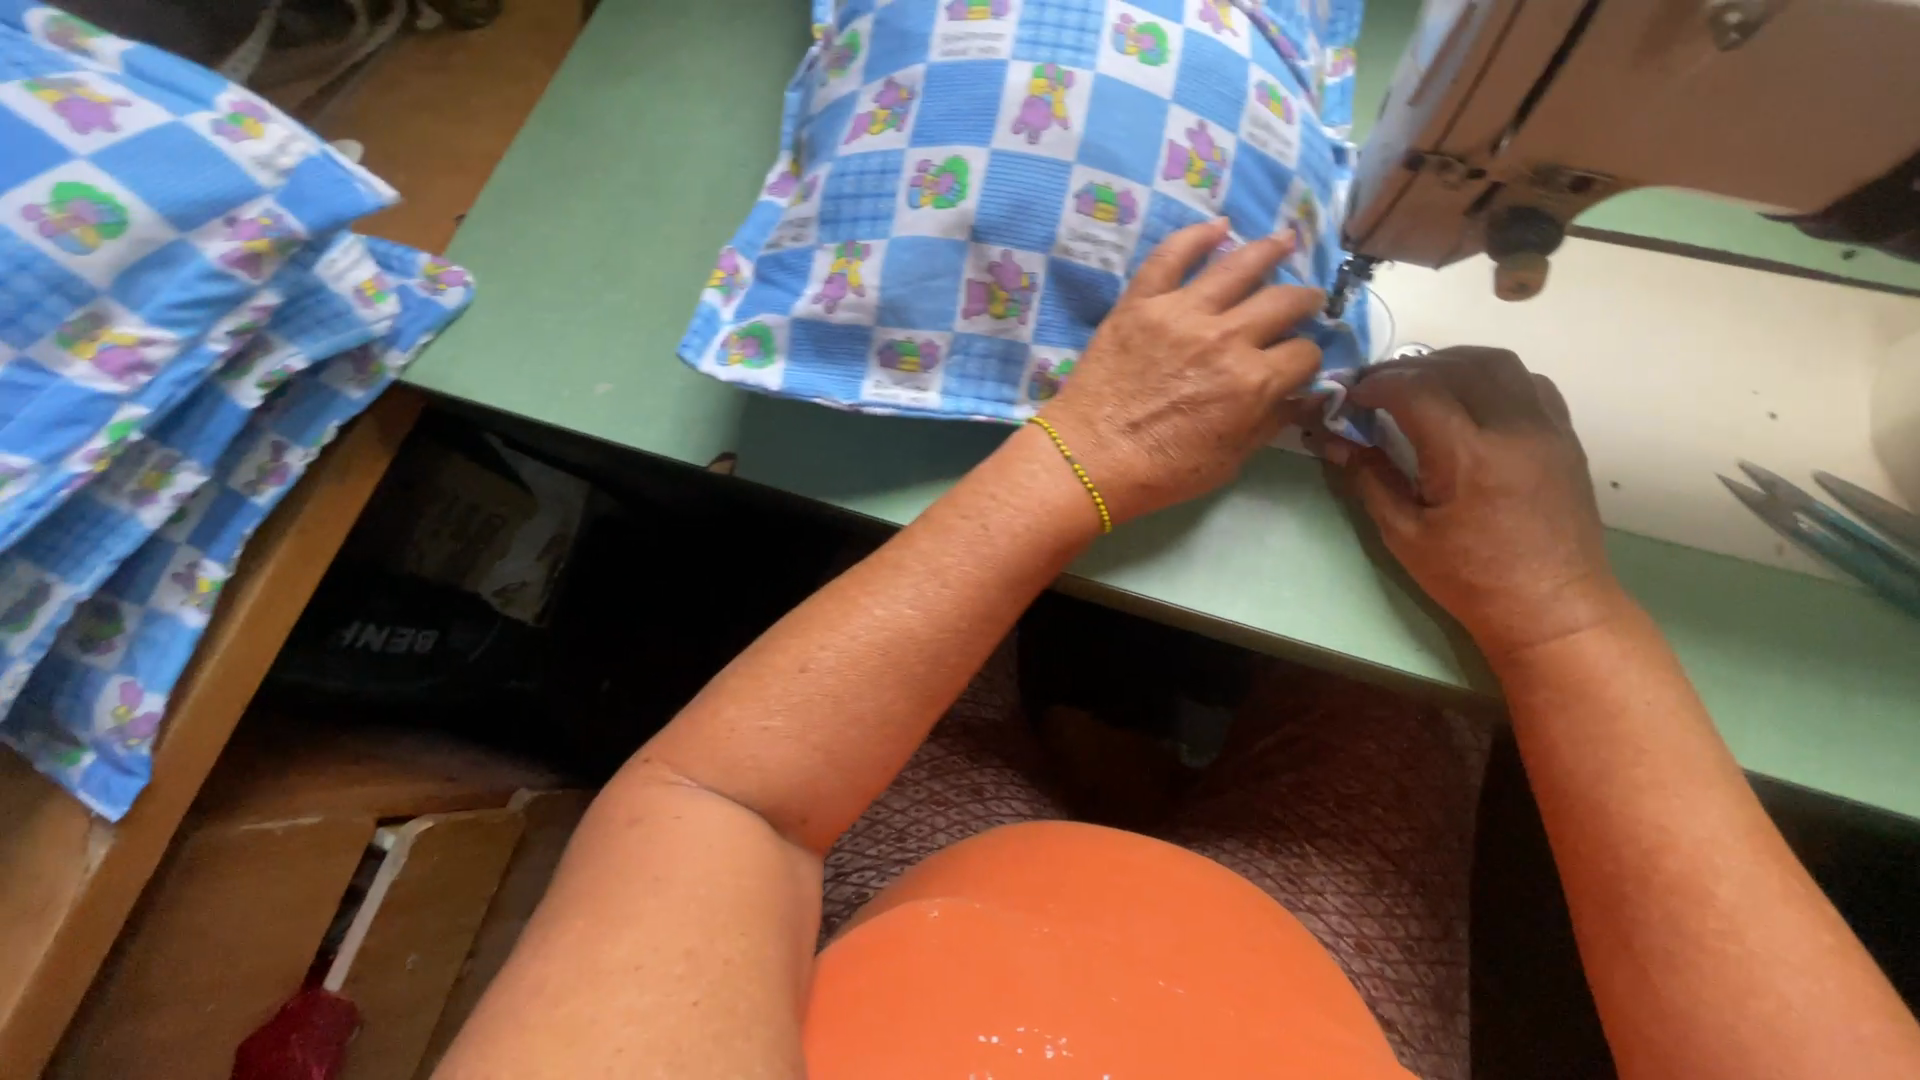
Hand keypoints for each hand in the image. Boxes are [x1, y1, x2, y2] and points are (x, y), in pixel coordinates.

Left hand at [1039, 220, 1325, 523]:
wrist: (1089, 459)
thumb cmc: (1160, 471)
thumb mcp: (1229, 461)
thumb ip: (1268, 424)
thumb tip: (1301, 398)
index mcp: (1253, 381)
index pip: (1304, 353)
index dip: (1306, 359)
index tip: (1298, 363)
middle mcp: (1226, 337)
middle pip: (1284, 301)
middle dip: (1304, 301)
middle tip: (1307, 300)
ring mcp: (1181, 313)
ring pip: (1239, 265)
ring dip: (1270, 250)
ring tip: (1285, 240)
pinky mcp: (1141, 302)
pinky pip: (1172, 255)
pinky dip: (1196, 236)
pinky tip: (1218, 226)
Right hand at [1342, 347, 1629, 660]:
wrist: (1550, 605)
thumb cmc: (1469, 577)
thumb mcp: (1403, 534)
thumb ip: (1370, 478)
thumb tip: (1335, 441)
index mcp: (1469, 456)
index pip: (1417, 390)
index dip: (1377, 384)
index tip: (1350, 396)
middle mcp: (1513, 428)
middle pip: (1456, 365)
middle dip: (1407, 369)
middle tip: (1374, 387)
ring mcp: (1546, 428)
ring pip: (1497, 363)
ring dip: (1450, 363)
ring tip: (1418, 384)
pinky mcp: (1563, 436)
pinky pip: (1528, 383)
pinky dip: (1489, 377)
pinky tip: (1467, 399)